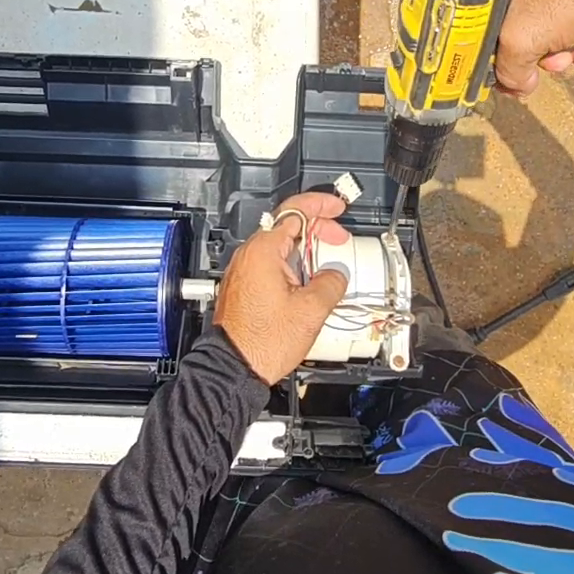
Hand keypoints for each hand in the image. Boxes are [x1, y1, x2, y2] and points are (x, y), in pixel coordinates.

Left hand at [214, 193, 350, 383]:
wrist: (235, 367)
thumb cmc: (262, 342)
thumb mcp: (311, 310)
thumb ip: (331, 283)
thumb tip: (335, 275)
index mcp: (263, 252)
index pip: (294, 211)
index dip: (320, 205)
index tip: (337, 207)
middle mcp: (249, 256)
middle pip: (287, 226)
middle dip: (317, 229)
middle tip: (338, 238)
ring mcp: (243, 270)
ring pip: (279, 245)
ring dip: (305, 249)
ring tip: (325, 264)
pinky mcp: (243, 285)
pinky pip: (270, 263)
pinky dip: (291, 263)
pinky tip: (306, 280)